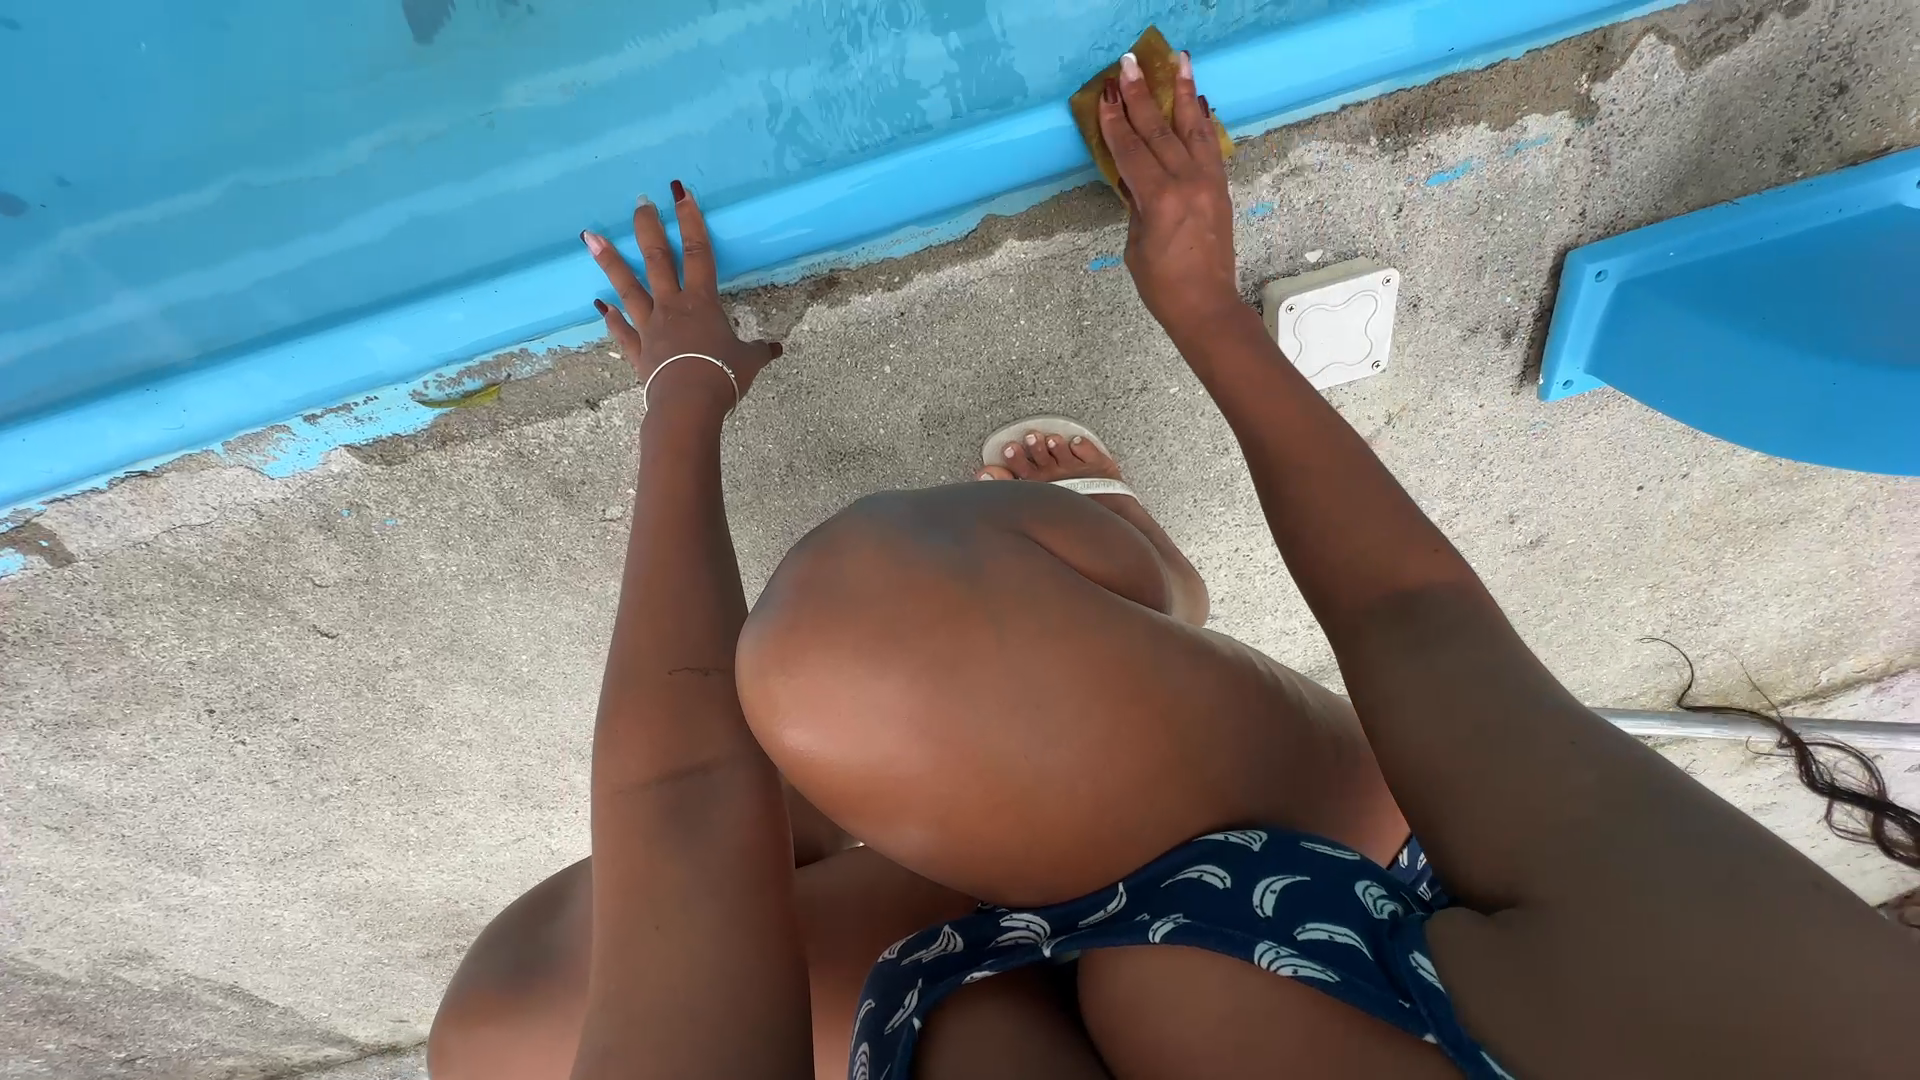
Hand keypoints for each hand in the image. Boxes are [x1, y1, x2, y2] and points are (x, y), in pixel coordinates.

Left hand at [582, 182, 780, 420]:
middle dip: (649, 228)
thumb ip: (759, 350)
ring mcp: (650, 327)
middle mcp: (672, 307)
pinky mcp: (638, 351)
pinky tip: (601, 305)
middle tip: (640, 202)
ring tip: (590, 237)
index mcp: (702, 302)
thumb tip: (775, 348)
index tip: (680, 192)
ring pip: (628, 287)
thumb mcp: (749, 362)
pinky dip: (612, 319)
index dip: (692, 221)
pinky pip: (623, 331)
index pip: (699, 253)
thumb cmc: (723, 376)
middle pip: (658, 259)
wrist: (689, 403)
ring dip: (610, 262)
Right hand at [1097, 52, 1241, 336]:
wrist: (1205, 305)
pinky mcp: (1220, 188)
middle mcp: (1187, 181)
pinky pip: (1209, 145)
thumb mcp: (1136, 246)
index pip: (1131, 150)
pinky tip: (1198, 102)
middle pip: (1159, 130)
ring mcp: (1208, 182)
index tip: (1105, 94)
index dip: (1114, 122)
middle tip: (1130, 63)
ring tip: (1178, 60)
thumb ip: (1136, 206)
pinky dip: (1202, 121)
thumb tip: (1133, 178)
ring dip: (1182, 92)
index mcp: (1159, 199)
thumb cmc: (1162, 286)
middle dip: (1142, 95)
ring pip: (1191, 127)